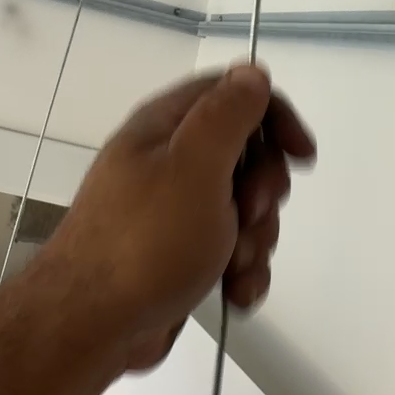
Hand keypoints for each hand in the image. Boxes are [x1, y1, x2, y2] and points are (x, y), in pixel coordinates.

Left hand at [34, 64, 315, 371]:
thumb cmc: (147, 238)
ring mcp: (171, 207)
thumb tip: (251, 72)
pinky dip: (240, 269)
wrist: (92, 322)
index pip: (231, 93)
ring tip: (235, 264)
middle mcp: (167, 158)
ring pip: (242, 206)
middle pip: (244, 153)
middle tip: (251, 213)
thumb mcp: (195, 165)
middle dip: (263, 190)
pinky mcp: (177, 250)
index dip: (272, 115)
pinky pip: (228, 246)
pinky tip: (234, 292)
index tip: (301, 155)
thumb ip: (227, 115)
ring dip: (254, 239)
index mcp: (166, 125)